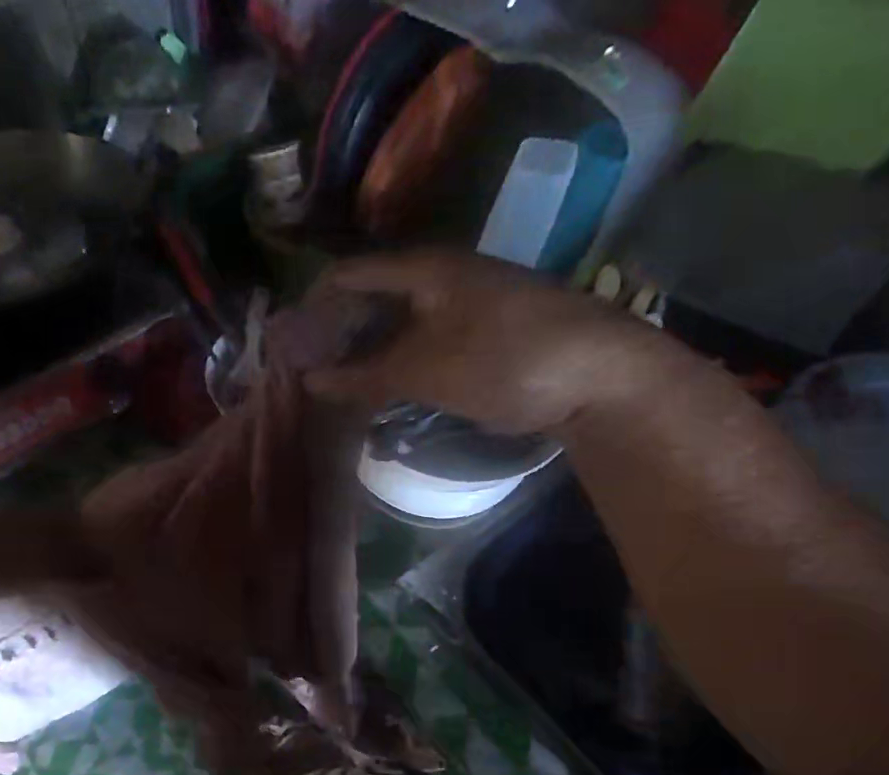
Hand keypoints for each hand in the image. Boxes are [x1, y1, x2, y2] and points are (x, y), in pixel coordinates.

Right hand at [302, 250, 691, 433]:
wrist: (599, 376)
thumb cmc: (503, 359)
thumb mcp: (425, 369)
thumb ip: (363, 374)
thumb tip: (309, 380)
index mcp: (426, 268)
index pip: (351, 274)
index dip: (315, 305)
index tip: (290, 343)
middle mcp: (445, 278)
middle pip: (375, 298)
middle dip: (339, 333)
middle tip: (311, 371)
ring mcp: (469, 306)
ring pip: (402, 325)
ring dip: (370, 353)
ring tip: (341, 386)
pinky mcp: (487, 336)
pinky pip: (428, 344)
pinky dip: (401, 365)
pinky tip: (387, 391)